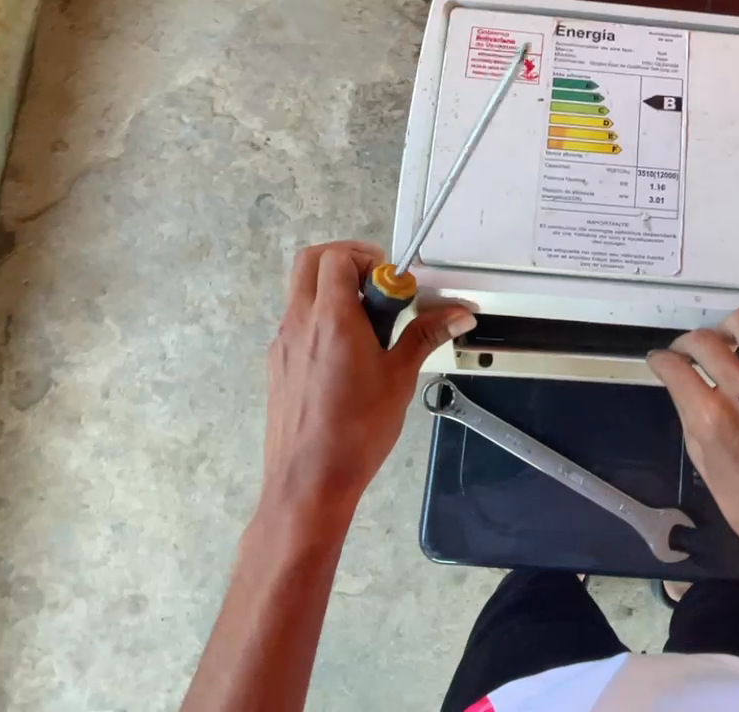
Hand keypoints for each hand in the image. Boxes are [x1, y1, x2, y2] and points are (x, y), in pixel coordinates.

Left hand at [261, 241, 474, 523]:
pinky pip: (296, 322)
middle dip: (345, 260)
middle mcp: (299, 322)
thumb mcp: (400, 375)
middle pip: (310, 261)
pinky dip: (321, 317)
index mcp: (331, 318)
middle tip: (377, 284)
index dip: (367, 258)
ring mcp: (283, 343)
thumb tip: (460, 314)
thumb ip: (427, 334)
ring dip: (333, 289)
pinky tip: (348, 354)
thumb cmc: (355, 429)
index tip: (392, 284)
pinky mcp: (278, 365)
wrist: (309, 481)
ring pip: (300, 290)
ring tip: (368, 324)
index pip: (337, 257)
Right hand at [647, 310, 738, 564]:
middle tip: (690, 355)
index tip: (661, 360)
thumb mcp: (701, 458)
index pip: (675, 366)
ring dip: (727, 330)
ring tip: (728, 344)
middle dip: (687, 344)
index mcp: (713, 418)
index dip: (660, 360)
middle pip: (705, 340)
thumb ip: (689, 410)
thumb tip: (679, 376)